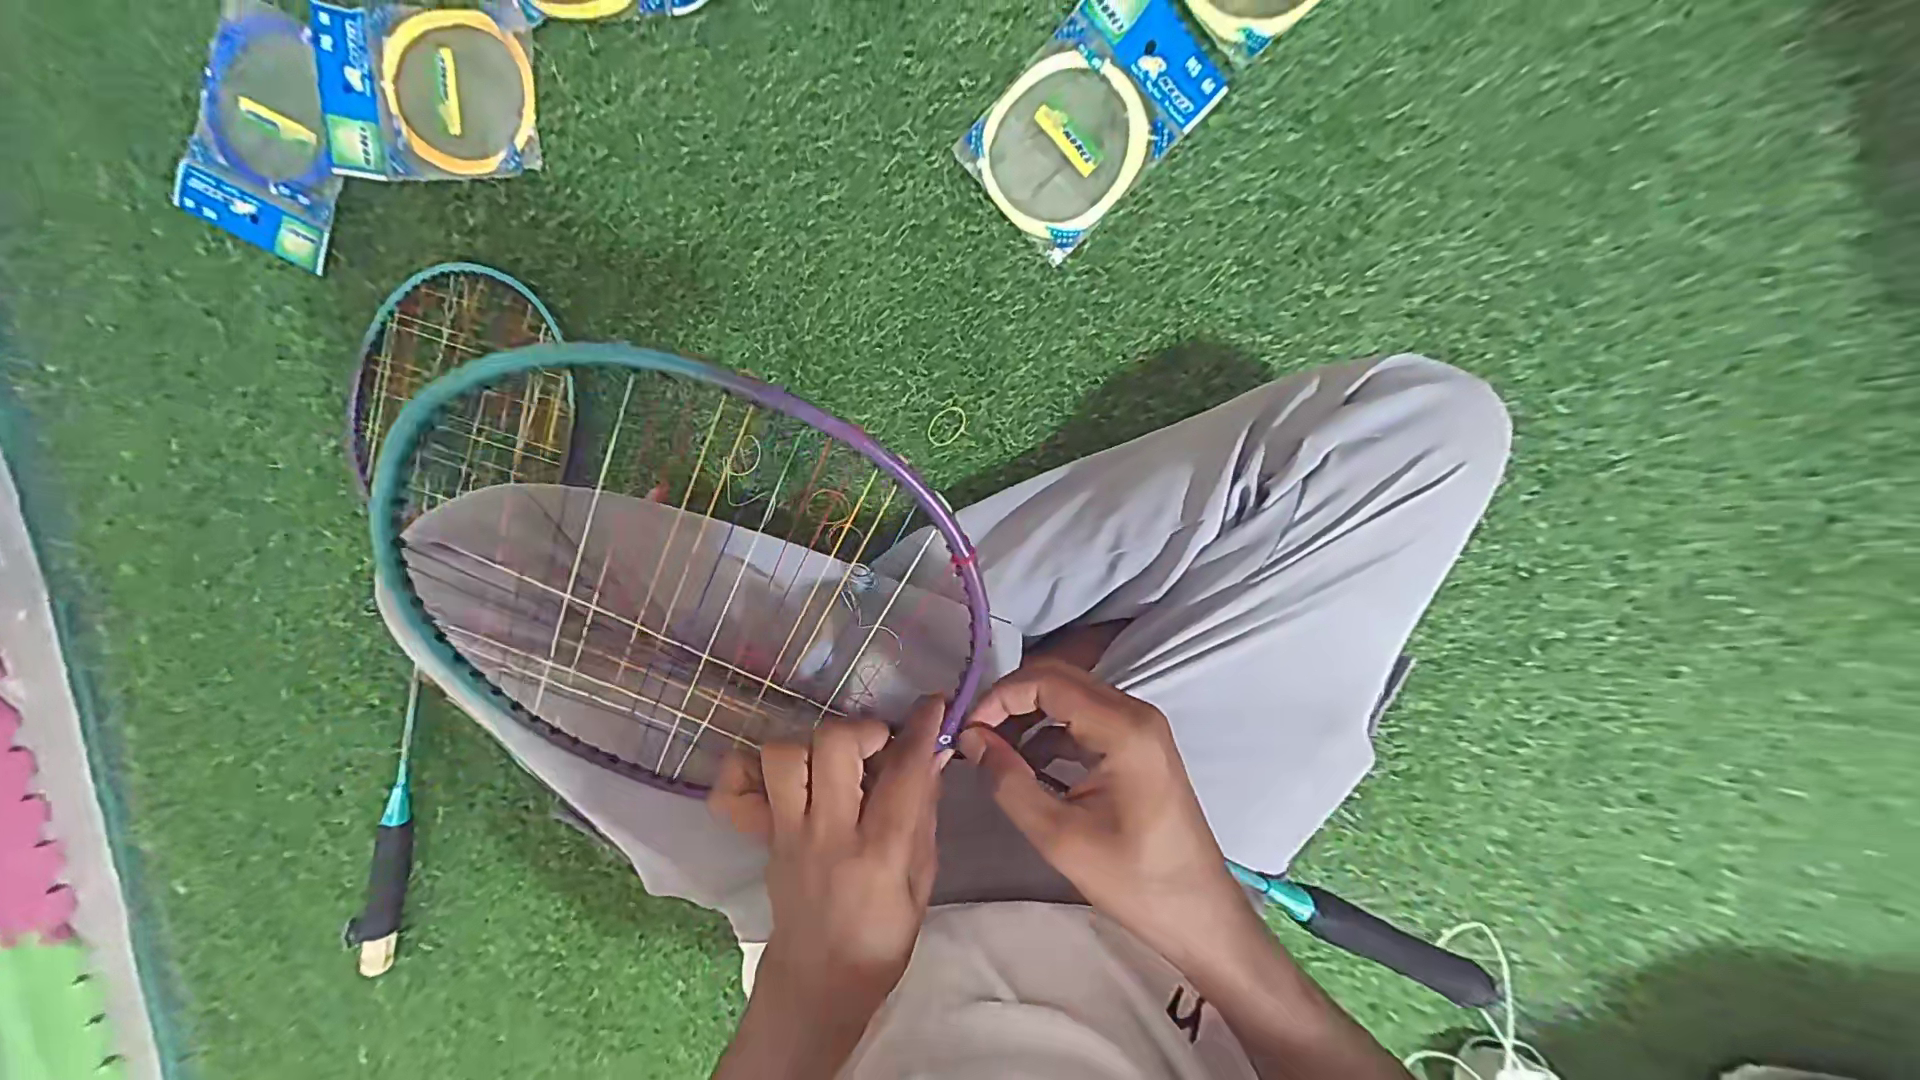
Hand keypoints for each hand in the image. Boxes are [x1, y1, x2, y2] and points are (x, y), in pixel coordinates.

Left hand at [710, 698, 947, 1002]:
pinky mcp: (760, 839)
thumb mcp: (922, 882)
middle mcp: (827, 835)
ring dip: (815, 743)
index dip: (920, 729)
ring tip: (837, 760)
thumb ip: (924, 811)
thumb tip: (932, 754)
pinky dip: (749, 770)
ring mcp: (786, 835)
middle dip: (864, 729)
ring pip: (783, 756)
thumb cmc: (883, 938)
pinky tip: (783, 774)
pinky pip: (733, 791)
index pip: (902, 774)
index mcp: (878, 854)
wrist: (817, 984)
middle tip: (881, 746)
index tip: (933, 704)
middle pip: (833, 746)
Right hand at [954, 661, 1258, 970]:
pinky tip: (1026, 763)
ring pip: (1069, 696)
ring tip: (993, 751)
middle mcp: (1134, 712)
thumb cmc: (1133, 880)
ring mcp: (1138, 725)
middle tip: (975, 736)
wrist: (1198, 913)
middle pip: (1059, 679)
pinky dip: (1049, 732)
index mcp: (1123, 728)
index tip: (968, 729)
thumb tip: (970, 739)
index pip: (1048, 681)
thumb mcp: (1059, 836)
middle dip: (1010, 701)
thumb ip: (1009, 781)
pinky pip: (1083, 718)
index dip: (1000, 697)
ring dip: (1028, 716)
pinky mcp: (1136, 742)